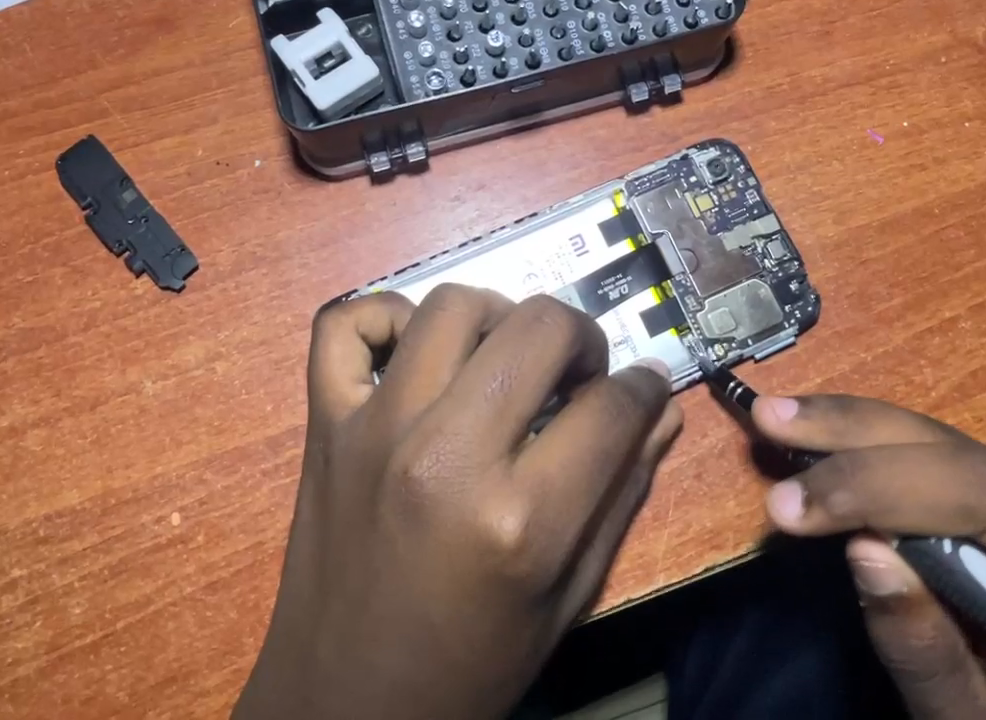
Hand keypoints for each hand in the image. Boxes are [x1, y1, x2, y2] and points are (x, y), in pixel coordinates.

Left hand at [234, 287, 683, 719]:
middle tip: (576, 374)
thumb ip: (623, 492)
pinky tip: (413, 352)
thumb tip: (661, 404)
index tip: (641, 390)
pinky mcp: (325, 422)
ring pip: (452, 306)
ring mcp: (374, 428)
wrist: (348, 703)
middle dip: (581, 338)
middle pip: (539, 326)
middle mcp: (446, 455)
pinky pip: (345, 323)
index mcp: (521, 518)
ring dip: (497, 319)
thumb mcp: (569, 596)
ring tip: (503, 360)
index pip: (613, 405)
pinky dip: (384, 317)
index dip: (644, 388)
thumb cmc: (473, 660)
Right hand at [752, 394, 985, 716]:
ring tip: (776, 419)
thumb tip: (869, 554)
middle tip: (801, 503)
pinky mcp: (967, 498)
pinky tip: (789, 421)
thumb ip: (937, 665)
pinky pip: (915, 452)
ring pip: (952, 450)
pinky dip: (847, 435)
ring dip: (855, 432)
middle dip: (899, 483)